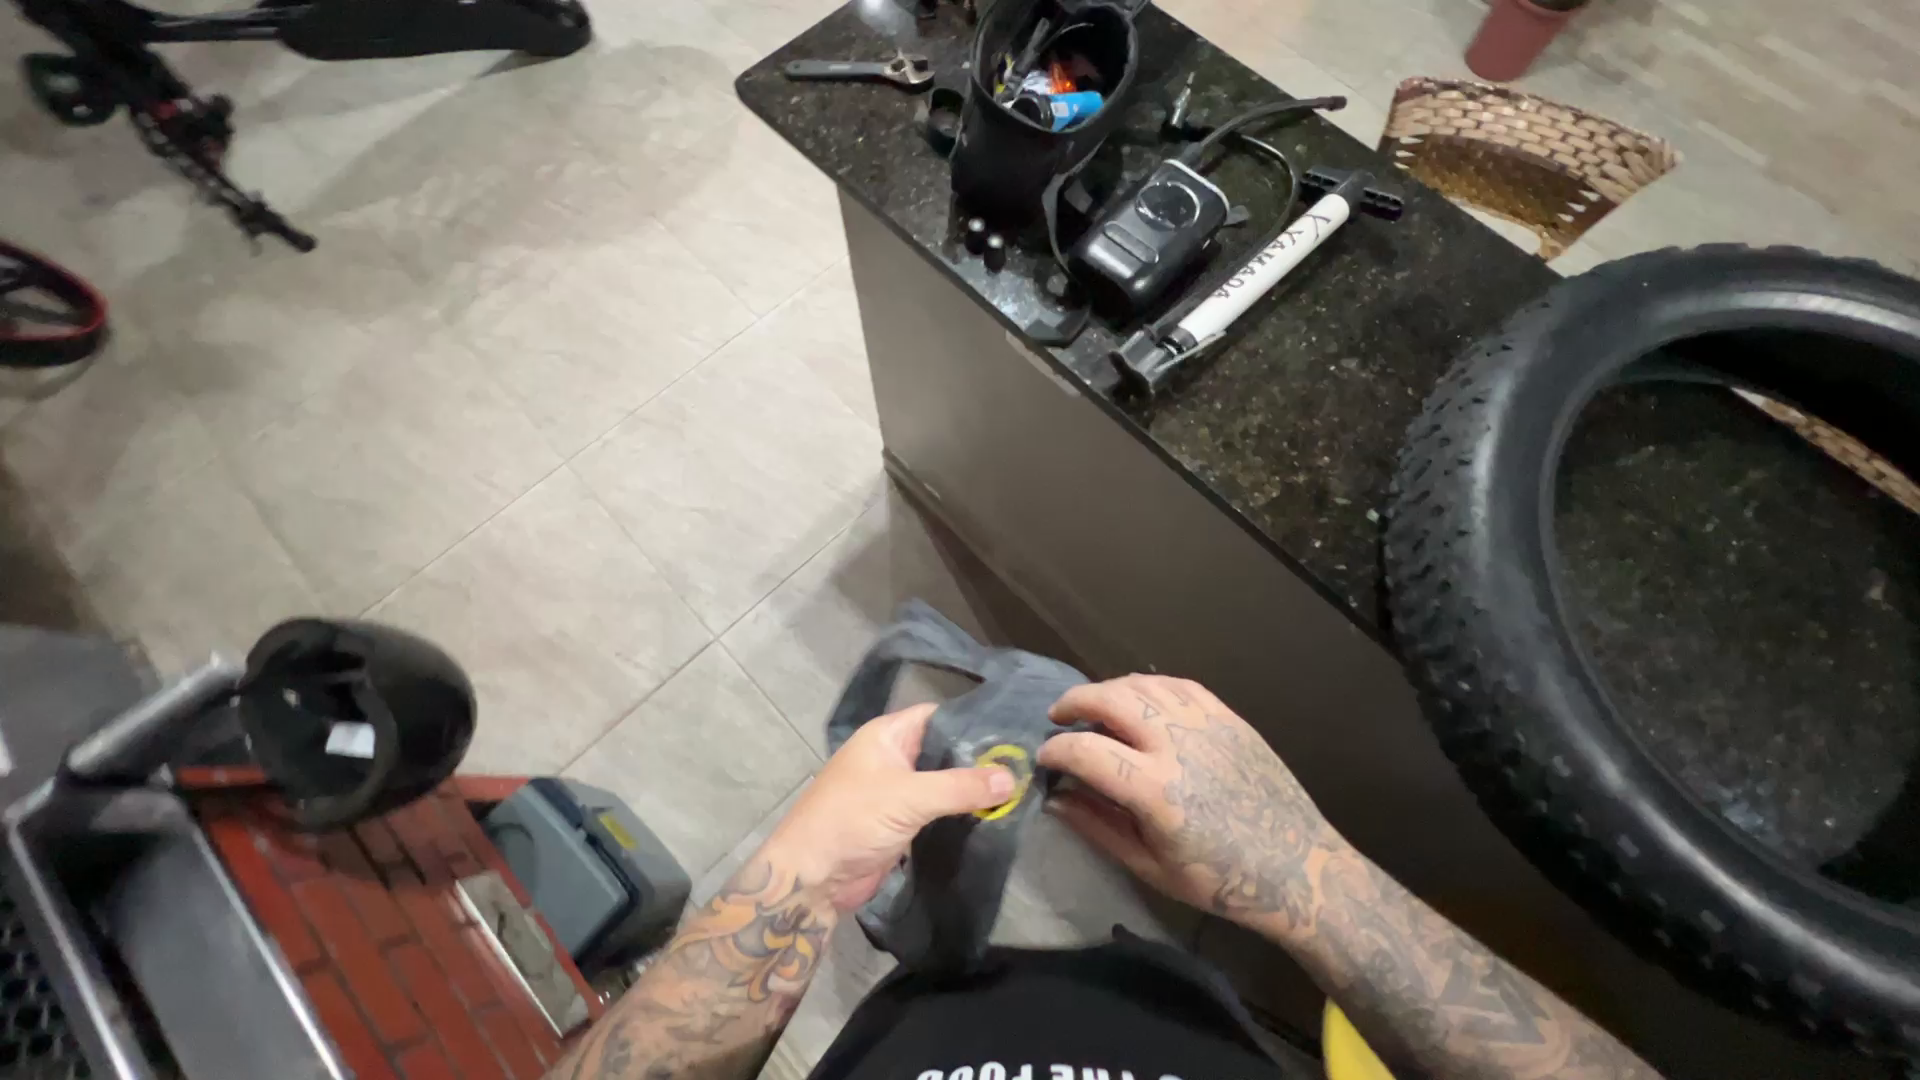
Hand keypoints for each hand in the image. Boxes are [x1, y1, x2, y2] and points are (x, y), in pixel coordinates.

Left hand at [762, 703, 1014, 911]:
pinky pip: (937, 810)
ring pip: (943, 782)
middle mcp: (893, 757)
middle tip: (1025, 764)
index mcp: (887, 735)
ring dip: (971, 789)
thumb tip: (1011, 777)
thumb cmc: (852, 820)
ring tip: (1019, 789)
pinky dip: (960, 812)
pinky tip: (992, 816)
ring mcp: (896, 792)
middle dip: (979, 759)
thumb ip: (960, 786)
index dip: (973, 721)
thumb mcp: (909, 797)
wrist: (811, 879)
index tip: (1014, 731)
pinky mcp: (901, 823)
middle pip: (943, 750)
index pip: (938, 716)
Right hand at [1037, 674, 1339, 928]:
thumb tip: (1054, 798)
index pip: (1086, 751)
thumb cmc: (1218, 878)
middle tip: (1058, 717)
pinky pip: (1177, 684)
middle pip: (1110, 699)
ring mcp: (1205, 724)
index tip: (1044, 758)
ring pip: (1142, 685)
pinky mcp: (1227, 716)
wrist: (1298, 867)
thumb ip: (1096, 827)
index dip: (1055, 750)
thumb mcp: (1149, 866)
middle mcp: (1177, 745)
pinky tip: (1137, 700)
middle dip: (1074, 702)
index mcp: (1156, 791)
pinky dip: (1146, 686)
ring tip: (1093, 707)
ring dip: (1107, 690)